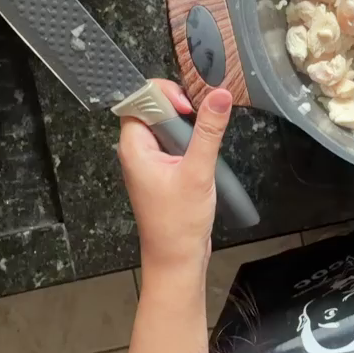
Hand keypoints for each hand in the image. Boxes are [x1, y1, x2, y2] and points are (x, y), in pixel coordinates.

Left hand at [118, 81, 232, 269]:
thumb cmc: (178, 223)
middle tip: (202, 118)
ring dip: (187, 126)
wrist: (178, 258)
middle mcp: (138, 151)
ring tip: (205, 137)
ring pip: (167, 126)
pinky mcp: (164, 171)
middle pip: (153, 109)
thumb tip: (219, 96)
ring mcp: (151, 161)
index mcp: (134, 147)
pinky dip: (190, 142)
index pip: (139, 100)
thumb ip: (209, 131)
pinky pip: (174, 144)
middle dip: (179, 107)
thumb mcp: (198, 171)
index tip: (188, 106)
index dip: (164, 94)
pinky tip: (203, 154)